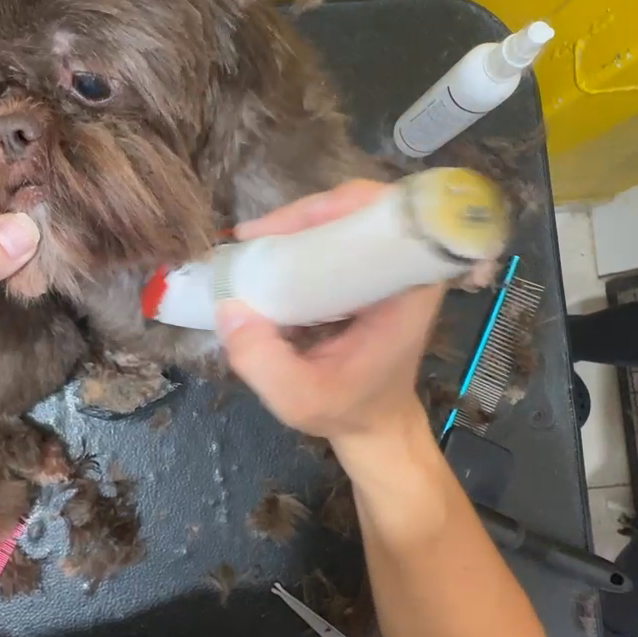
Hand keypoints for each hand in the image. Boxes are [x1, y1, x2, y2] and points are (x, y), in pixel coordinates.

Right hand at [216, 179, 442, 448]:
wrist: (373, 426)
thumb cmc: (347, 410)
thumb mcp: (299, 398)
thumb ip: (263, 362)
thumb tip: (229, 309)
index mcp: (408, 288)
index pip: (381, 215)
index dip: (330, 210)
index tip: (280, 234)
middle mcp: (403, 269)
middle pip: (356, 210)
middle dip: (300, 218)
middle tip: (252, 240)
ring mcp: (385, 269)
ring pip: (341, 222)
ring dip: (294, 229)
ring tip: (252, 249)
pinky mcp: (366, 275)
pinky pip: (333, 241)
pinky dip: (297, 243)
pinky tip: (265, 260)